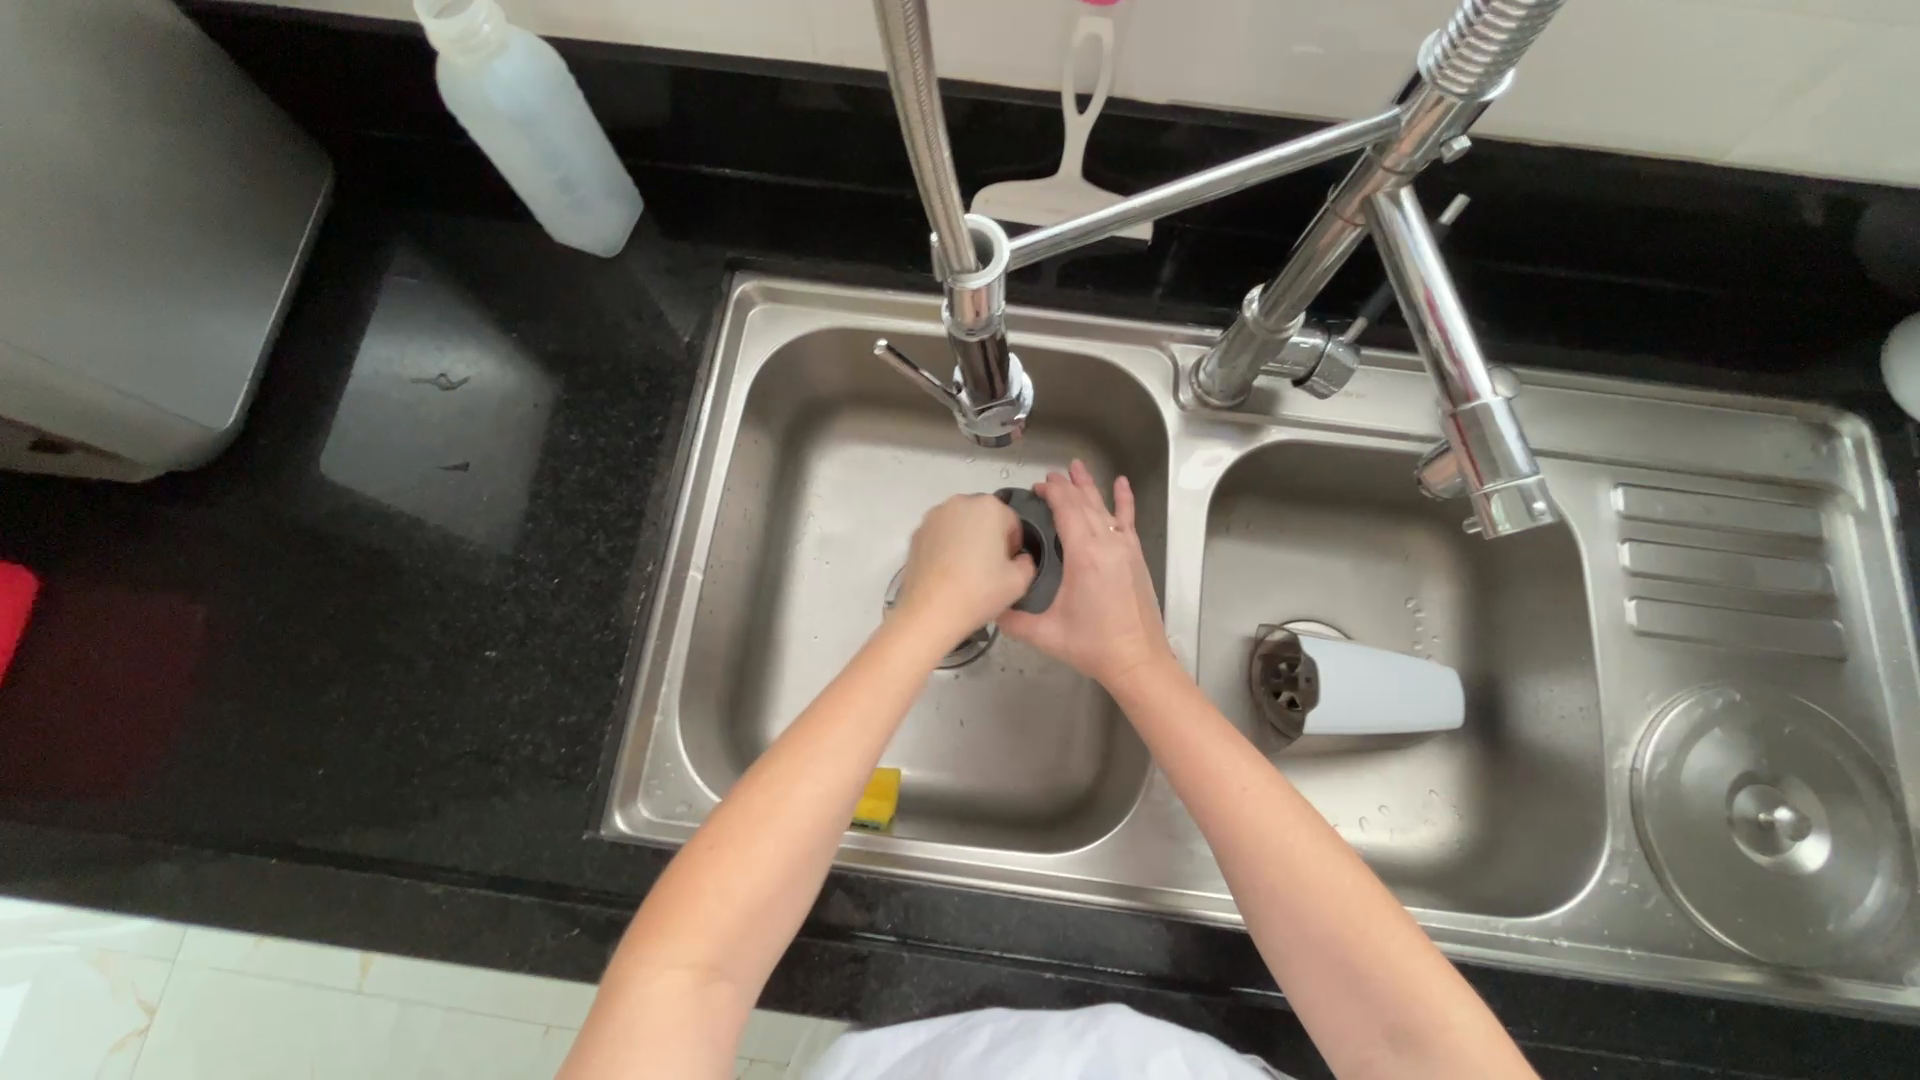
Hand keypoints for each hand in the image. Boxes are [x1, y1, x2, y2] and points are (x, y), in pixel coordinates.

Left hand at [892, 494, 1035, 646]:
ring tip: (966, 570)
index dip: (1014, 545)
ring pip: (961, 524)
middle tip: (989, 568)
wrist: (929, 612)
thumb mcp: (1020, 582)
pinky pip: (941, 534)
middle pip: (984, 518)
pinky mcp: (916, 532)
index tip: (1007, 566)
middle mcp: (960, 502)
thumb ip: (1027, 562)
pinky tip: (947, 571)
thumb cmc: (978, 592)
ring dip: (967, 539)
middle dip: (990, 537)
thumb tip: (1018, 559)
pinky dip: (946, 546)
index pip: (1012, 522)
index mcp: (990, 507)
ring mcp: (934, 516)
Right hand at [999, 460, 1174, 688]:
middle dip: (1066, 487)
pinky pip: (1128, 521)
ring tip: (1077, 467)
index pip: (1067, 510)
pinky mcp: (1136, 558)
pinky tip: (1122, 485)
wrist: (1138, 661)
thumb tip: (992, 609)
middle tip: (1048, 477)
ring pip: (1105, 508)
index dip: (1052, 493)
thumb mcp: (1046, 634)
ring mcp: (1125, 549)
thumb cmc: (1093, 646)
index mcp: (1085, 556)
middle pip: (1085, 504)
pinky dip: (1124, 501)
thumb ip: (1014, 620)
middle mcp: (1108, 545)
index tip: (1037, 486)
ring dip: (1089, 487)